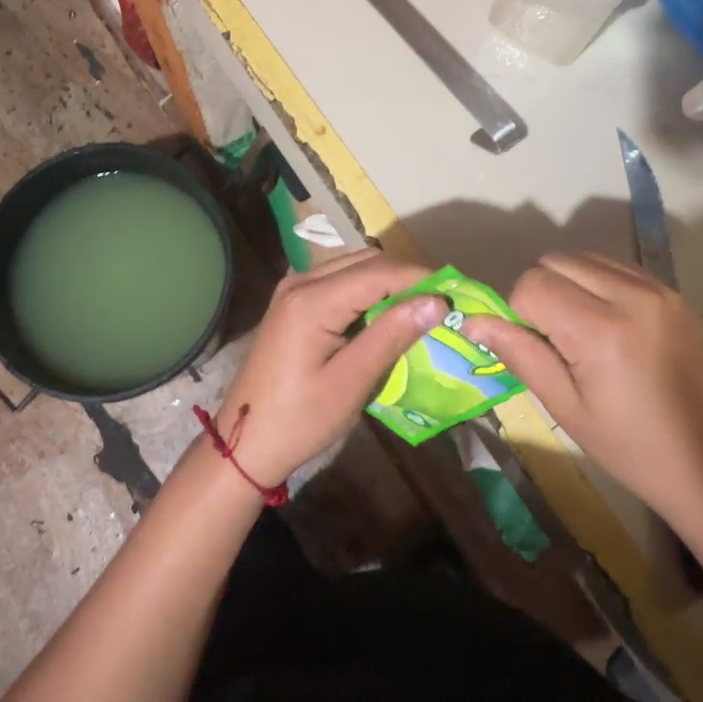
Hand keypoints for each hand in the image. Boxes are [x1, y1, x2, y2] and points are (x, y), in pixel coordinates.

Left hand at [213, 250, 445, 486]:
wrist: (246, 442)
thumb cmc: (299, 420)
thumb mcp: (351, 383)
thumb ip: (391, 336)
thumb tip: (436, 302)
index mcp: (312, 300)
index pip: (379, 271)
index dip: (421, 279)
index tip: (456, 299)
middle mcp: (301, 282)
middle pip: (366, 261)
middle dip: (407, 278)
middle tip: (442, 306)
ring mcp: (293, 290)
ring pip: (353, 267)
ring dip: (388, 282)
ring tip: (421, 311)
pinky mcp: (293, 304)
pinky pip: (338, 281)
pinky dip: (367, 290)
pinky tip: (385, 316)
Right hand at [461, 252, 702, 518]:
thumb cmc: (632, 448)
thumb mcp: (566, 409)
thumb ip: (521, 355)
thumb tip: (473, 322)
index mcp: (601, 330)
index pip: (532, 285)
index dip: (518, 313)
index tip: (532, 348)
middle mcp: (632, 296)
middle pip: (555, 260)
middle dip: (540, 292)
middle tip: (552, 341)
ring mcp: (658, 291)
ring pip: (584, 257)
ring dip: (567, 283)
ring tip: (579, 332)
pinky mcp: (674, 294)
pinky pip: (616, 267)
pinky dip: (596, 282)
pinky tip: (606, 324)